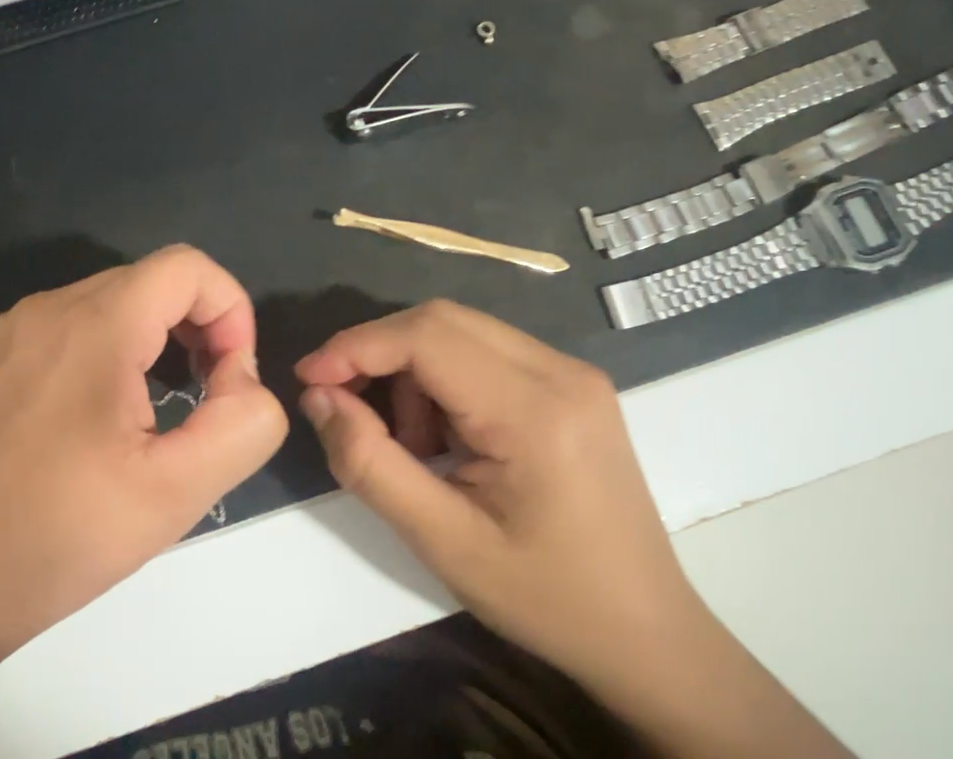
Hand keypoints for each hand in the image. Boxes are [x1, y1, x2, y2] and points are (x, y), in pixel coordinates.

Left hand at [0, 244, 289, 656]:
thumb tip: (244, 383)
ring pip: (106, 308)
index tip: (230, 384)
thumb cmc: (54, 539)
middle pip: (148, 285)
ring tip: (154, 421)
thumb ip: (242, 425)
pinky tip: (94, 430)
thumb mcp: (174, 493)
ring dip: (152, 348)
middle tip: (203, 408)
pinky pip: (64, 334)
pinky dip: (104, 359)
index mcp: (93, 324)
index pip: (187, 267)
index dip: (231, 313)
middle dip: (197, 333)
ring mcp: (6, 334)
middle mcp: (45, 309)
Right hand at [293, 300, 690, 679]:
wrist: (644, 631)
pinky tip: (445, 438)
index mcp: (536, 410)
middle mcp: (560, 370)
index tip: (307, 380)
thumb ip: (370, 463)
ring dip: (413, 372)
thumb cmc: (545, 597)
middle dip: (379, 354)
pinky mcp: (573, 386)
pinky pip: (487, 354)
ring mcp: (573, 373)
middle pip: (442, 320)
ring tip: (409, 445)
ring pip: (462, 333)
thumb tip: (319, 398)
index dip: (356, 347)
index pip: (426, 337)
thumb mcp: (442, 541)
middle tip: (343, 408)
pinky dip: (444, 381)